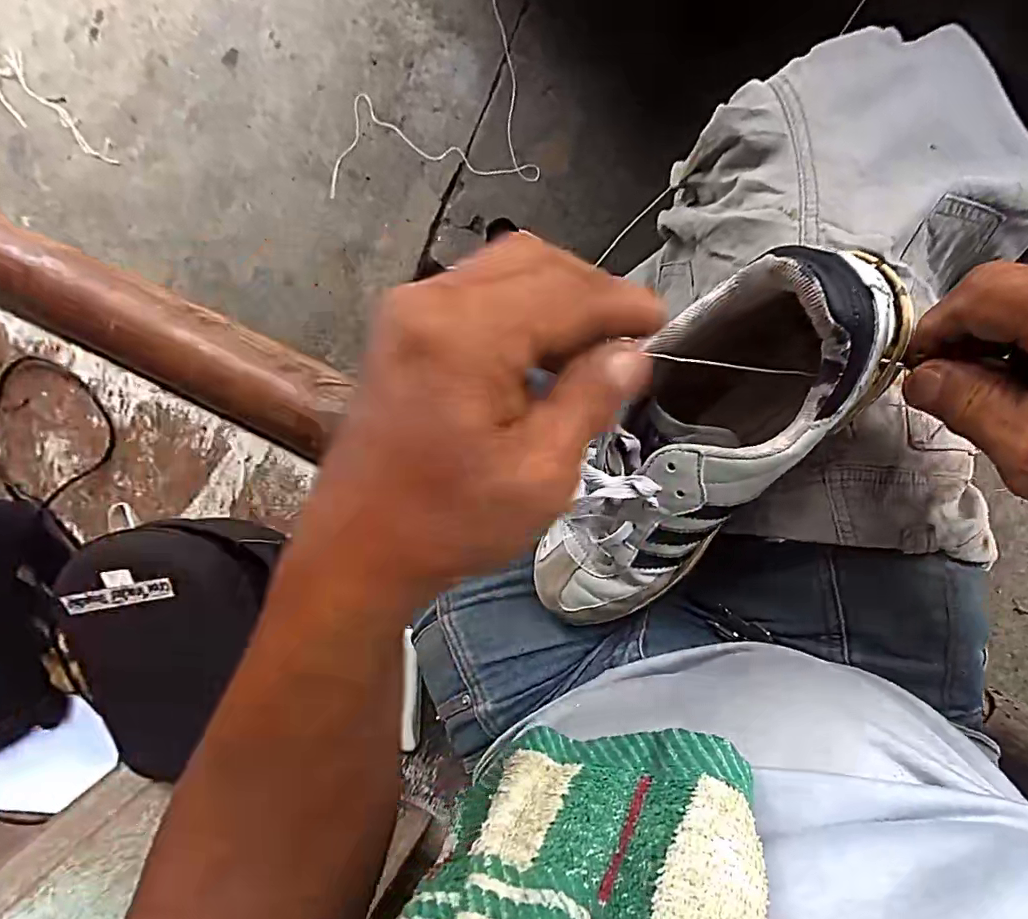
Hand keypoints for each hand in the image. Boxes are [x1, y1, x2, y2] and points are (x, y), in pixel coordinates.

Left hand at [287, 234, 664, 610]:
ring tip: (598, 348)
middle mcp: (432, 302)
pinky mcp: (406, 330)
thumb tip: (632, 356)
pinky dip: (527, 310)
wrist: (363, 548)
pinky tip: (549, 353)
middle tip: (633, 340)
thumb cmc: (453, 522)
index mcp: (467, 336)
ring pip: (508, 269)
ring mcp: (411, 311)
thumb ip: (589, 402)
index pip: (566, 293)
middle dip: (596, 293)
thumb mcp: (540, 473)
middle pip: (536, 261)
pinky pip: (482, 294)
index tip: (663, 324)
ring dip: (563, 298)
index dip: (623, 305)